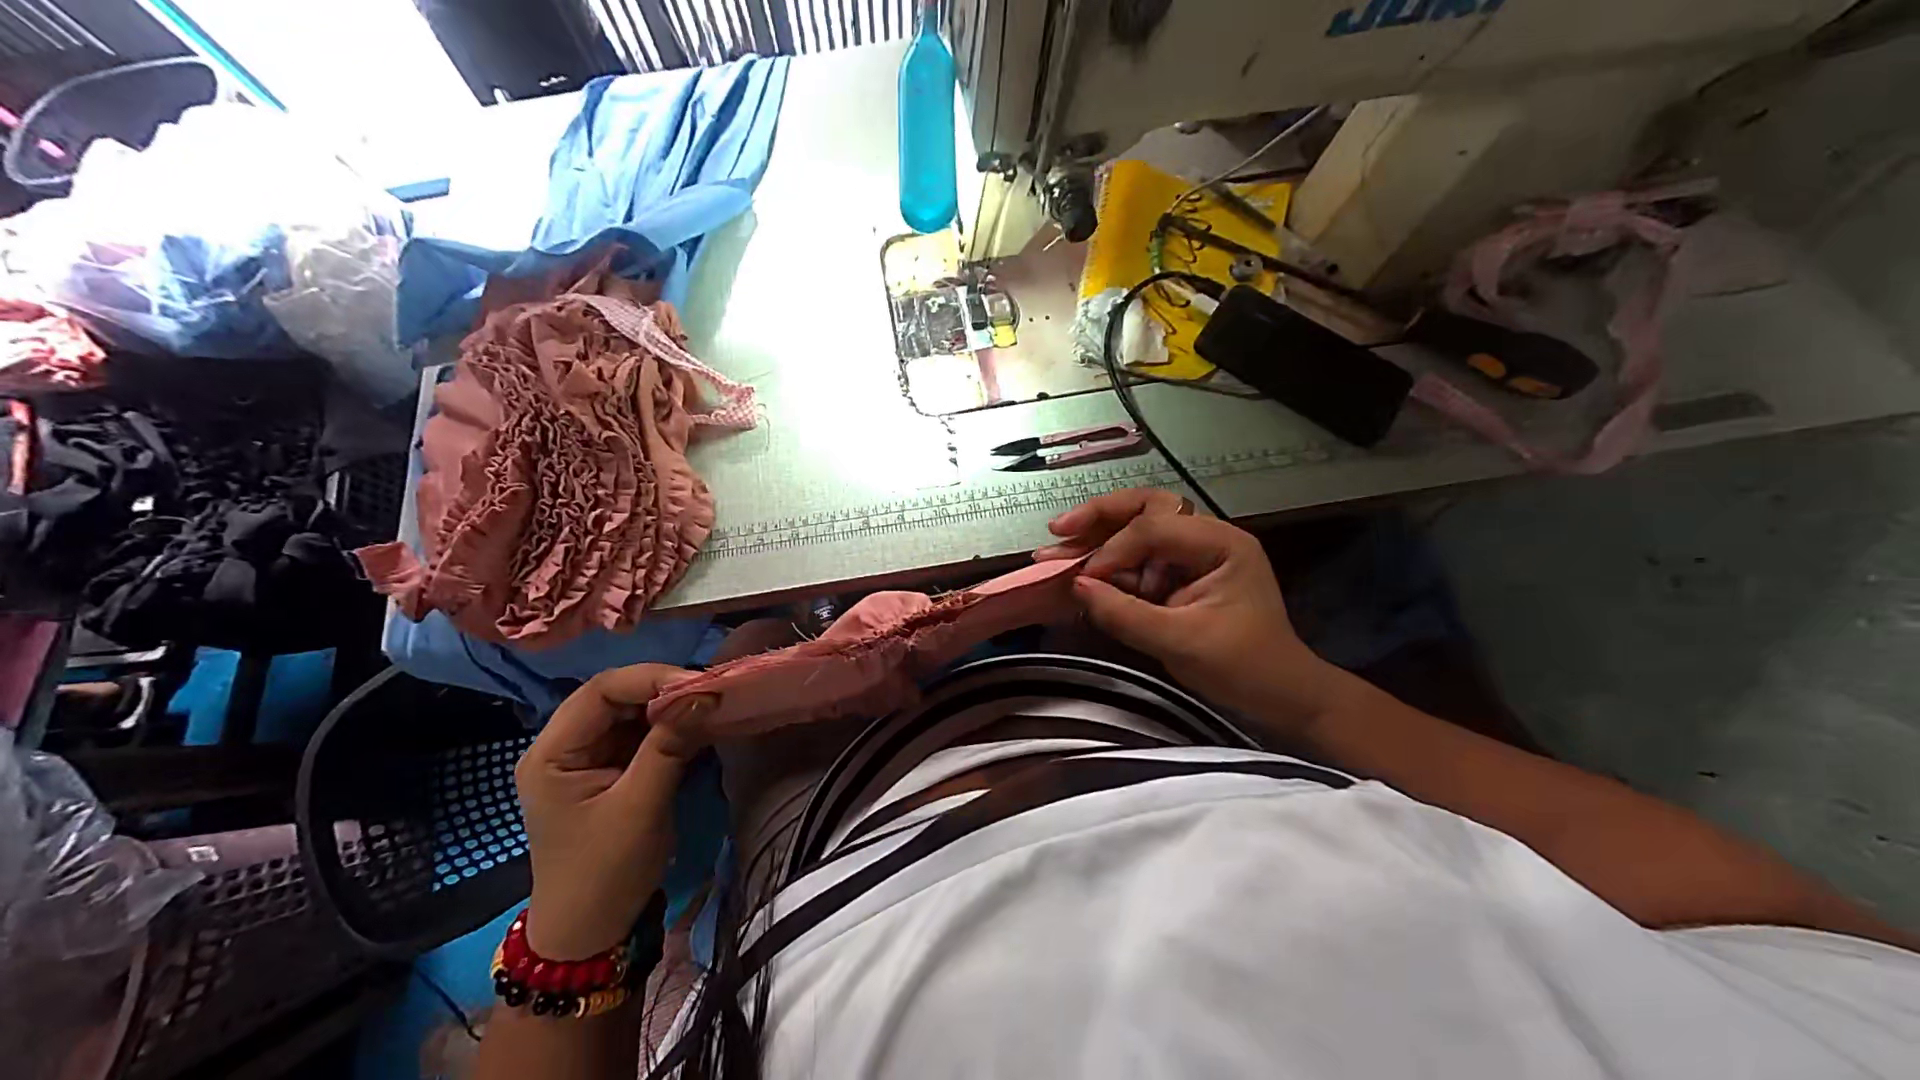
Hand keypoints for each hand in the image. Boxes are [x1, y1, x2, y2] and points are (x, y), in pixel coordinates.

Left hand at [514, 664, 709, 958]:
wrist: (591, 934)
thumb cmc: (606, 873)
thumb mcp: (641, 806)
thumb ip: (670, 745)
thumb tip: (704, 694)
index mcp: (552, 753)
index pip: (601, 691)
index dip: (650, 679)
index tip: (699, 684)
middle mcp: (564, 746)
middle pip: (616, 697)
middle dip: (664, 691)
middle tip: (711, 693)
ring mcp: (588, 758)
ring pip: (632, 713)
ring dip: (671, 708)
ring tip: (712, 706)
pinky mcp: (611, 770)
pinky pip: (642, 734)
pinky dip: (672, 728)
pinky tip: (700, 726)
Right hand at [1043, 491, 1349, 730]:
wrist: (1281, 695)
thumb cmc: (1243, 667)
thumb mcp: (1181, 643)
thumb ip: (1125, 614)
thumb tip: (1076, 587)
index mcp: (1221, 543)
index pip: (1155, 527)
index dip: (1114, 549)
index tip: (1083, 579)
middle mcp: (1207, 537)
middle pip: (1146, 507)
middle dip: (1100, 516)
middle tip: (1058, 529)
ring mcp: (1193, 554)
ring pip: (1138, 527)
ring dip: (1098, 537)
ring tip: (1056, 547)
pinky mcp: (1180, 575)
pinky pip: (1139, 559)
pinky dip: (1109, 564)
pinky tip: (1081, 574)